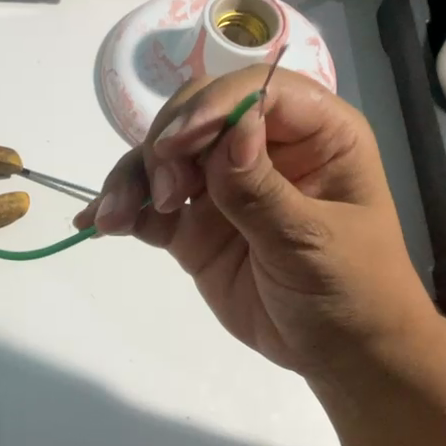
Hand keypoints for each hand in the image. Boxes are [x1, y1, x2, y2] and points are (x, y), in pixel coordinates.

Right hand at [79, 67, 436, 375]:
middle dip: (167, 149)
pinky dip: (122, 212)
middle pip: (196, 118)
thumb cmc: (349, 290)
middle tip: (166, 200)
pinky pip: (150, 209)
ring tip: (114, 220)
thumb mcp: (311, 241)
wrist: (337, 352)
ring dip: (132, 181)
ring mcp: (222, 190)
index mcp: (313, 134)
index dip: (212, 109)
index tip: (175, 144)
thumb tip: (232, 129)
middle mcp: (261, 150)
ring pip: (164, 161)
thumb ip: (263, 189)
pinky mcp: (194, 229)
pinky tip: (96, 224)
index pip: (256, 93)